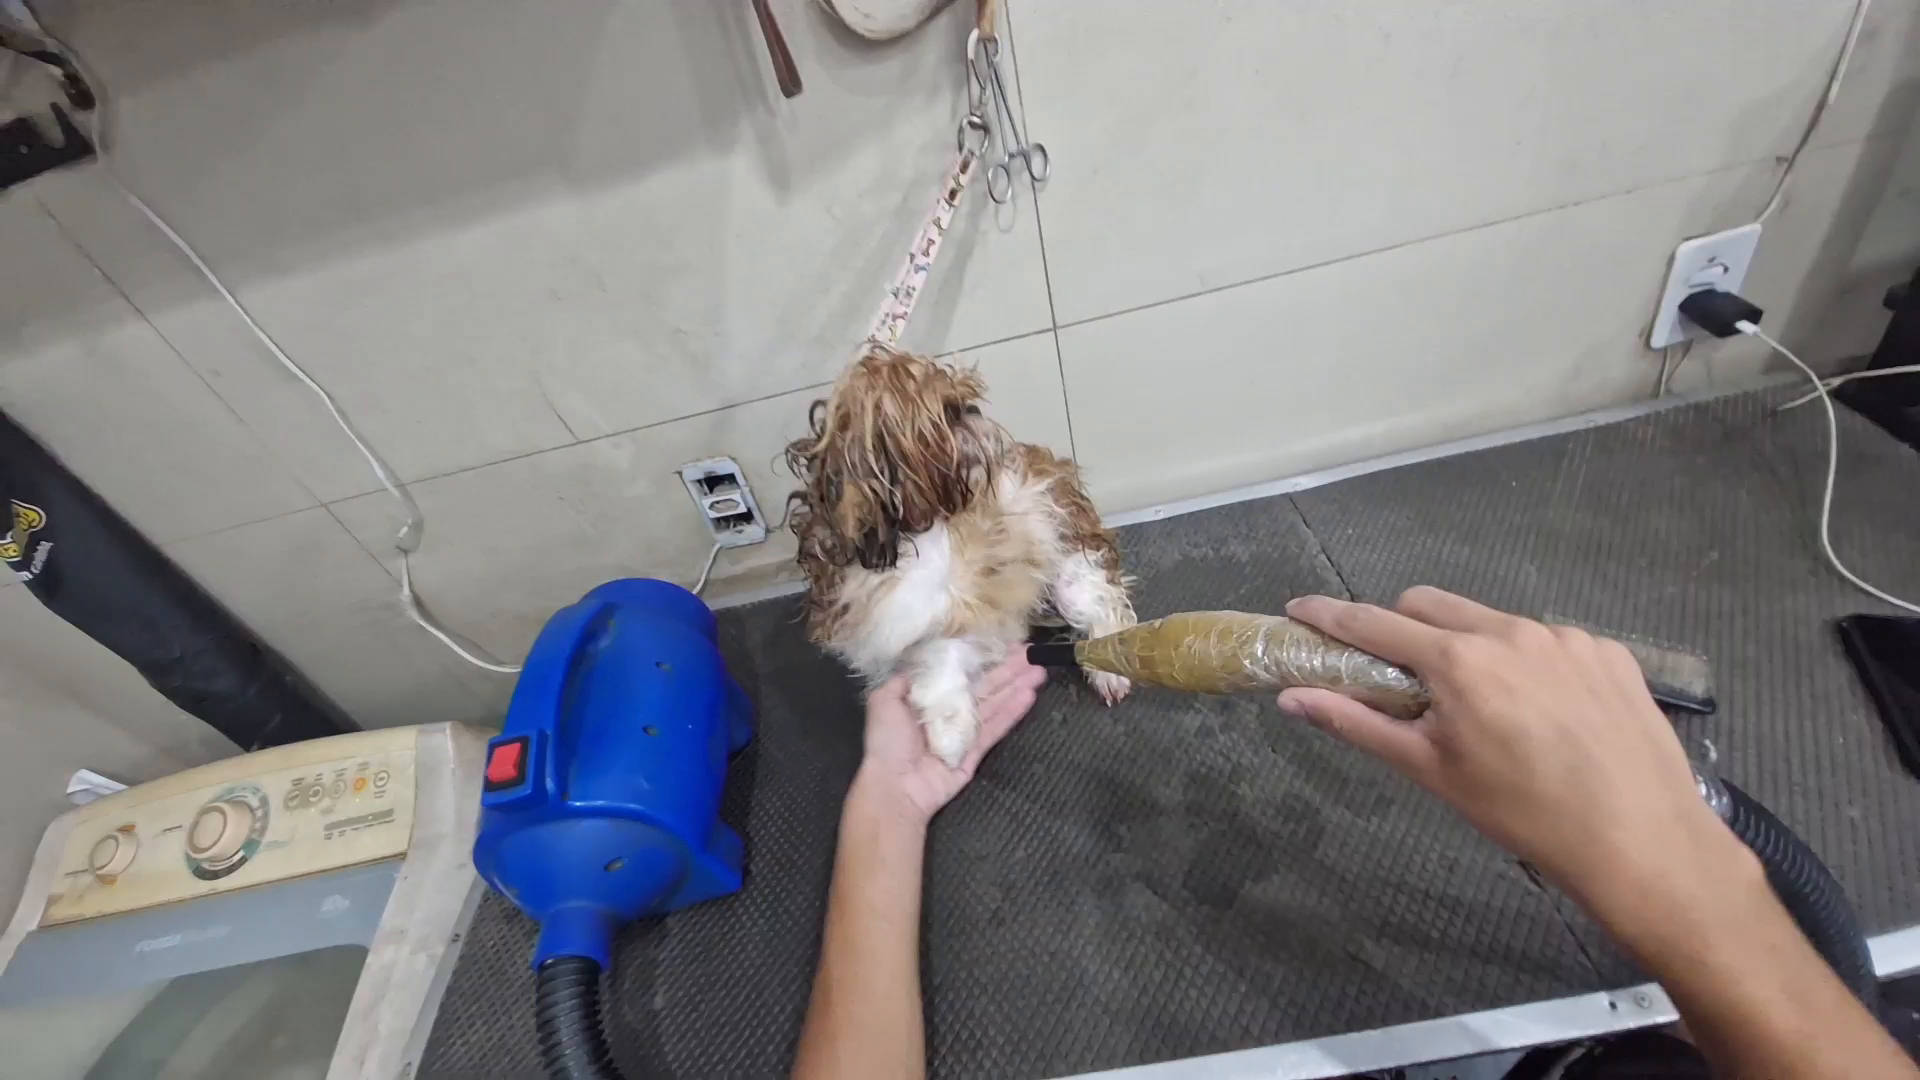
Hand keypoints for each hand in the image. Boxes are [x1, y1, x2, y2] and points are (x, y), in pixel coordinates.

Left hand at [855, 652, 1046, 823]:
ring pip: (995, 702)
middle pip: (984, 685)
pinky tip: (1029, 694)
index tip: (1002, 643)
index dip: (981, 657)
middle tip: (1032, 653)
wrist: (894, 786)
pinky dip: (1013, 711)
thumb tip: (925, 662)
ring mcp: (964, 731)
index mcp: (928, 697)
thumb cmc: (887, 742)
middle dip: (1008, 668)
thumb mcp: (884, 699)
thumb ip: (905, 678)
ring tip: (1039, 669)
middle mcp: (949, 711)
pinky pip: (996, 728)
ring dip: (1017, 685)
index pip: (960, 672)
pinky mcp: (975, 751)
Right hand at [1277, 587, 1750, 917]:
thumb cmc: (1521, 811)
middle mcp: (1509, 632)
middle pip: (1427, 603)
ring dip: (1463, 643)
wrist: (1648, 846)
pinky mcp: (1607, 651)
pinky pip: (1542, 637)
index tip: (1298, 608)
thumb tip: (1289, 698)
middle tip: (1402, 674)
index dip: (1328, 614)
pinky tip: (1540, 706)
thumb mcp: (1427, 768)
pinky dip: (1521, 658)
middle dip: (1399, 626)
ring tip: (1482, 701)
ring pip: (1486, 618)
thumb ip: (1354, 722)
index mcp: (1458, 660)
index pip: (1372, 621)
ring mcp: (1564, 637)